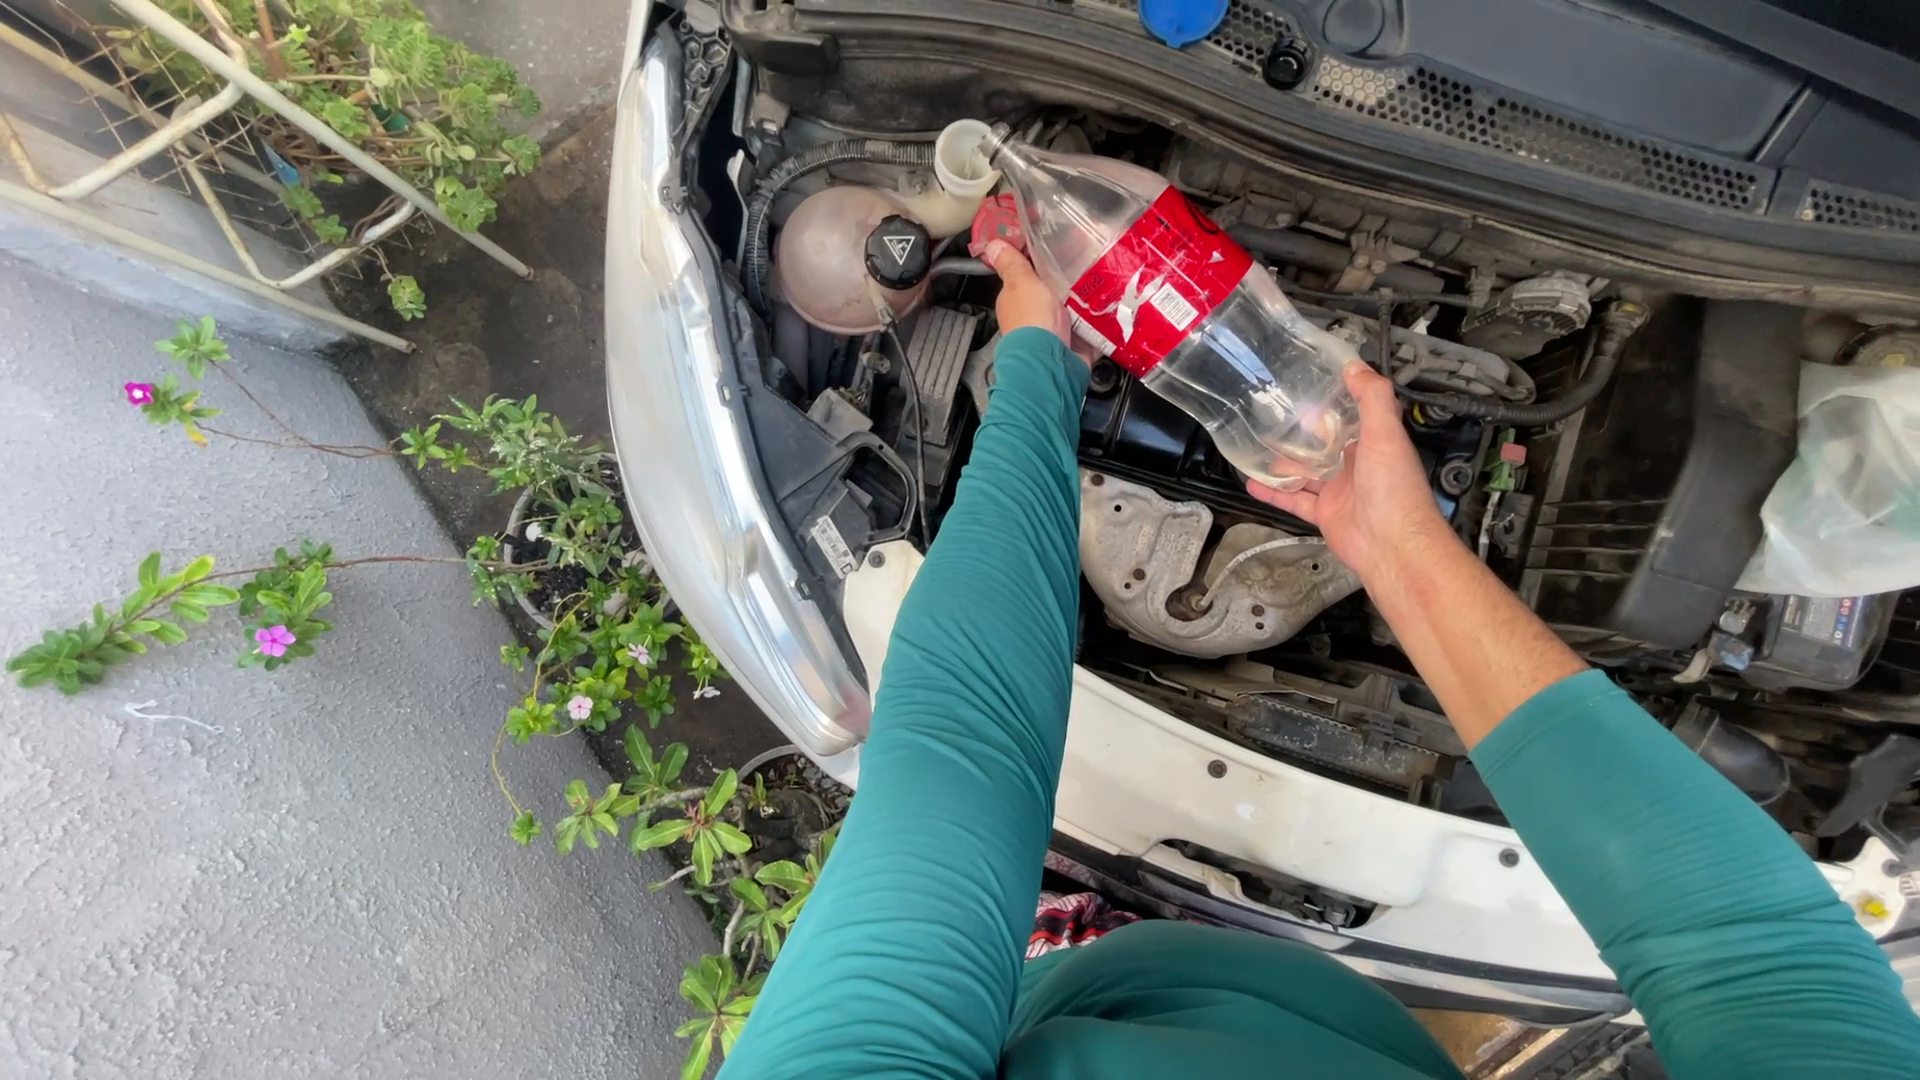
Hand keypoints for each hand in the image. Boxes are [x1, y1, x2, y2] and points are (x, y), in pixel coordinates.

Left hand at [984, 241, 1095, 363]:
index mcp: (1017, 300)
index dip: (1043, 260)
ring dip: (1090, 299)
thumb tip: (992, 245)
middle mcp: (1036, 317)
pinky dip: (1103, 321)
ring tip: (1107, 281)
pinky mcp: (1077, 345)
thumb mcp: (1020, 282)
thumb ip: (1010, 263)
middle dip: (1073, 279)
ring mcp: (1057, 332)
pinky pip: (1093, 329)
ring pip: (1077, 309)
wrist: (1051, 362)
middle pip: (1056, 292)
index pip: (1029, 275)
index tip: (1062, 243)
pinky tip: (1114, 306)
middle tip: (1091, 262)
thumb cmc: (1032, 322)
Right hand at [1246, 363, 1451, 582]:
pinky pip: (1294, 500)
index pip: (1351, 418)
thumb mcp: (1385, 434)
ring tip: (1256, 451)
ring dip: (1282, 465)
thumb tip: (1356, 367)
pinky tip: (1253, 483)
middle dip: (1299, 436)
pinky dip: (1274, 493)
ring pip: (1305, 474)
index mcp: (1374, 444)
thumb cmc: (1395, 490)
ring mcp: (1339, 492)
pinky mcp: (1324, 514)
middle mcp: (1357, 467)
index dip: (1330, 405)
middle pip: (1323, 446)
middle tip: (1271, 421)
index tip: (1305, 391)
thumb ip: (1372, 398)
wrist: (1391, 544)